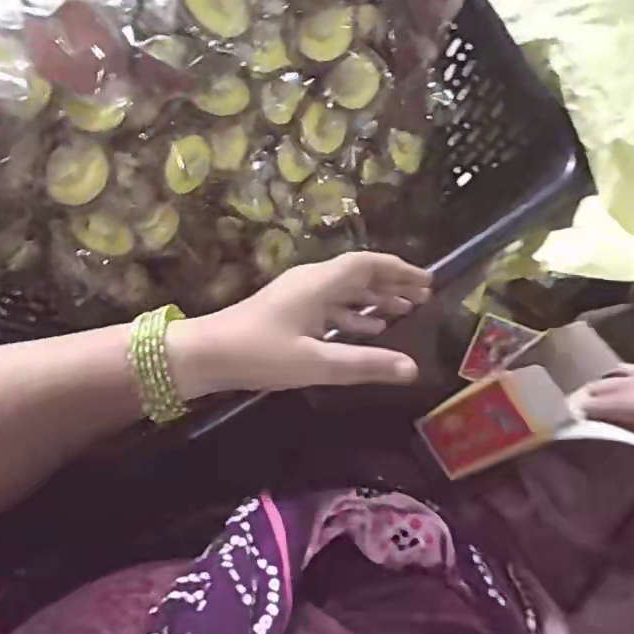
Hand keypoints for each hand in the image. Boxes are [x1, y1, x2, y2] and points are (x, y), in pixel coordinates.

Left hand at [167, 252, 431, 395]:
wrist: (205, 355)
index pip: (367, 265)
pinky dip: (351, 315)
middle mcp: (310, 282)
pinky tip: (364, 330)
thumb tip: (411, 369)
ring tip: (403, 314)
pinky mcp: (286, 312)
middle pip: (358, 275)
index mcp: (319, 283)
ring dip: (373, 300)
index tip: (428, 282)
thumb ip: (364, 364)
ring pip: (343, 291)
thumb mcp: (316, 362)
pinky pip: (328, 306)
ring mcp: (296, 296)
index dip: (399, 271)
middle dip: (391, 285)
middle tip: (423, 298)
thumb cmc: (260, 354)